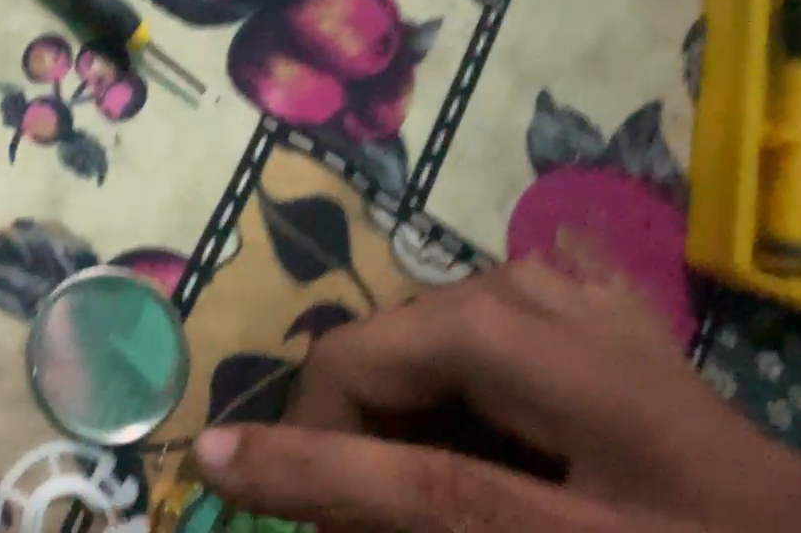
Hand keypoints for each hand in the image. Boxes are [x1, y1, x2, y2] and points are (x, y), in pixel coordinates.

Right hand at [191, 257, 800, 531]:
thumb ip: (368, 498)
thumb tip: (214, 454)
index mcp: (524, 342)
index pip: (348, 370)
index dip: (305, 452)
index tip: (318, 527)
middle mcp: (533, 291)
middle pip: (380, 353)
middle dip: (365, 441)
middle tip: (388, 520)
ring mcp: (565, 291)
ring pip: (417, 344)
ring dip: (412, 422)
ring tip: (461, 488)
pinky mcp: (586, 307)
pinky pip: (474, 331)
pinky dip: (460, 395)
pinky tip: (505, 443)